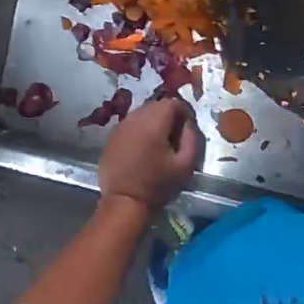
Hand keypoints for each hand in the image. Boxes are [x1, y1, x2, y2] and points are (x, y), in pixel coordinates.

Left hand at [98, 98, 201, 213]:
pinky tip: (142, 148)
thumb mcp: (185, 165)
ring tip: (159, 143)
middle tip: (174, 136)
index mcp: (153, 123)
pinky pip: (129, 124)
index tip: (187, 128)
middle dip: (168, 116)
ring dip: (152, 122)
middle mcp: (134, 118)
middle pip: (155, 105)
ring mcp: (120, 126)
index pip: (171, 102)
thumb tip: (188, 123)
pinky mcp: (111, 135)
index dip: (183, 111)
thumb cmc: (158, 185)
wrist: (124, 201)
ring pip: (141, 113)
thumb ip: (191, 138)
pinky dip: (139, 130)